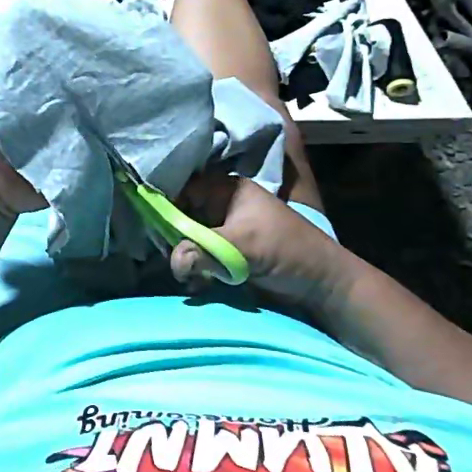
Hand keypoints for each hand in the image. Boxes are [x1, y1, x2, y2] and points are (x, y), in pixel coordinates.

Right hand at [171, 171, 355, 304]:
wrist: (321, 286)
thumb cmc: (288, 251)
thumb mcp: (244, 246)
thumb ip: (205, 250)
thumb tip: (174, 262)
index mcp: (229, 189)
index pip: (185, 186)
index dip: (166, 200)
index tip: (150, 220)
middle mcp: (222, 205)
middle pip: (182, 212)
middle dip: (171, 232)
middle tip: (160, 250)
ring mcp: (223, 229)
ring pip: (188, 236)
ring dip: (182, 254)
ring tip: (182, 272)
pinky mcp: (225, 253)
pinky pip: (198, 255)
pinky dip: (192, 267)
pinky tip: (192, 280)